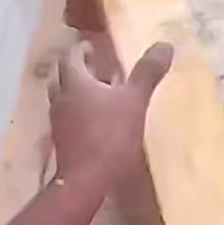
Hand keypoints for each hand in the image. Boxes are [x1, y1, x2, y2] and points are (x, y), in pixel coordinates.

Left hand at [51, 41, 172, 189]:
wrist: (86, 180)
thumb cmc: (109, 136)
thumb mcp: (134, 102)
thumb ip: (147, 73)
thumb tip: (164, 44)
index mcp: (74, 83)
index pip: (71, 57)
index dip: (81, 49)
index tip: (91, 47)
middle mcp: (61, 99)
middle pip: (63, 77)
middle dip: (78, 70)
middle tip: (96, 69)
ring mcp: (59, 123)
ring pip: (65, 99)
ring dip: (79, 93)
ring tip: (101, 95)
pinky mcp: (62, 143)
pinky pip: (69, 120)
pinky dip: (80, 114)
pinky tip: (98, 123)